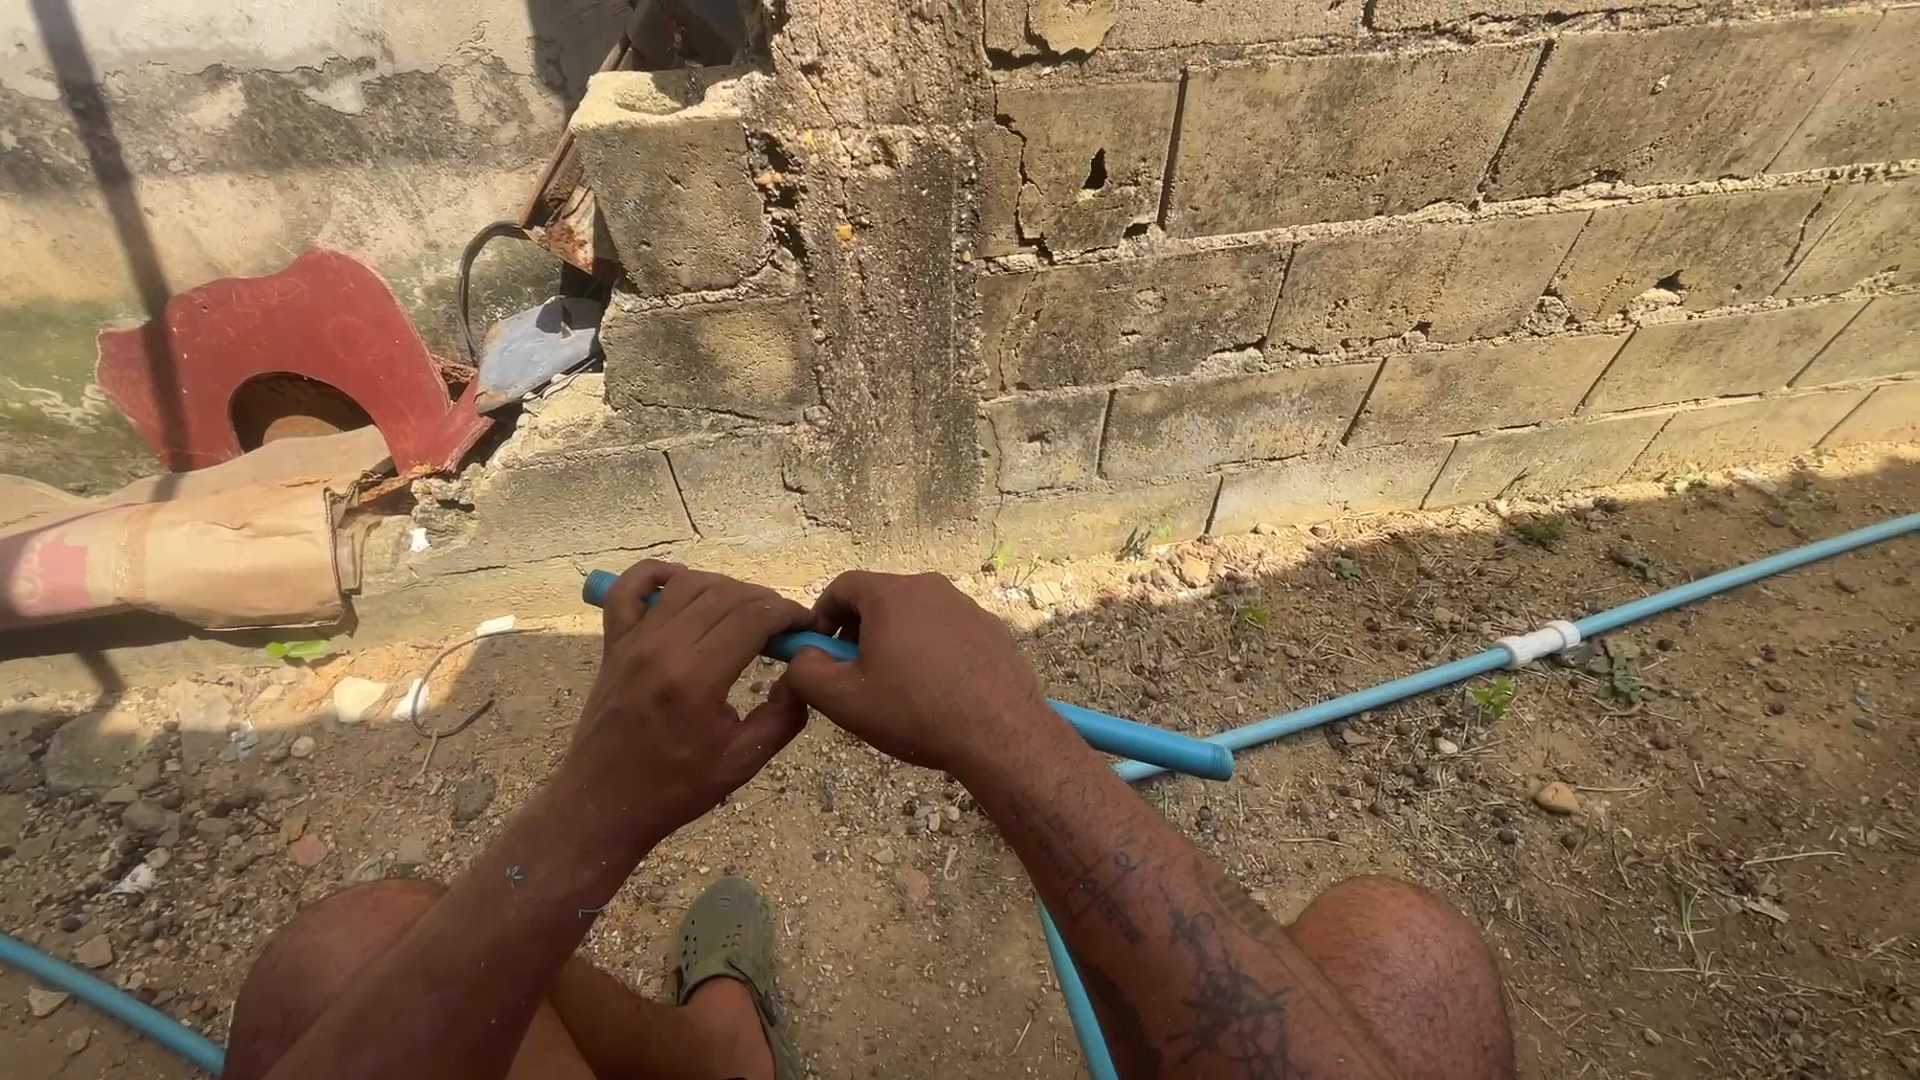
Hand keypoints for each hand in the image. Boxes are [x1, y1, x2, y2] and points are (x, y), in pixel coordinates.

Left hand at [558, 561, 811, 846]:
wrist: (600, 806)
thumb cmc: (675, 789)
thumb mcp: (744, 760)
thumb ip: (784, 715)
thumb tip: (804, 673)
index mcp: (696, 679)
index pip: (754, 617)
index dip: (789, 614)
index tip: (807, 627)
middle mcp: (663, 648)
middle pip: (727, 594)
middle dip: (767, 601)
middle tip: (784, 627)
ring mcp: (633, 641)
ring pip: (688, 584)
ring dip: (726, 588)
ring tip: (746, 613)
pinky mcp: (613, 643)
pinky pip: (630, 589)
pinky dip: (658, 574)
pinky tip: (684, 583)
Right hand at [781, 571, 1063, 777]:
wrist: (1000, 733)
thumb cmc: (914, 711)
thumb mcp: (842, 699)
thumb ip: (805, 670)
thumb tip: (803, 656)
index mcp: (891, 594)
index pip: (842, 586)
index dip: (823, 617)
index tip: (821, 652)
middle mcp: (931, 587)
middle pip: (881, 599)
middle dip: (861, 632)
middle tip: (858, 675)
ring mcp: (967, 606)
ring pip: (917, 616)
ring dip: (898, 642)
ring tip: (900, 689)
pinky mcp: (993, 628)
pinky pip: (949, 631)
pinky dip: (934, 651)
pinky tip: (939, 691)